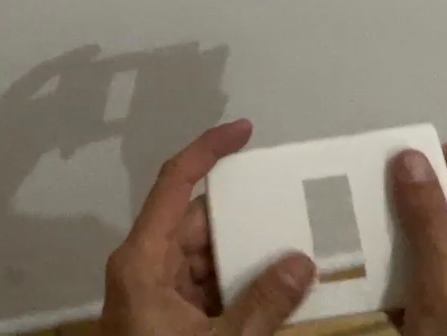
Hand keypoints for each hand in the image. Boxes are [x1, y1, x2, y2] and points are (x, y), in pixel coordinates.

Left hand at [101, 120, 316, 335]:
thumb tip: (302, 261)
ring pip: (205, 257)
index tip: (244, 129)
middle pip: (197, 222)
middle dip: (244, 218)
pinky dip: (237, 286)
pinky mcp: (165, 319)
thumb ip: (261, 305)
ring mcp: (155, 293)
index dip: (208, 149)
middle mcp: (146, 266)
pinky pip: (205, 286)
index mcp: (143, 258)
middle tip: (289, 204)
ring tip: (293, 244)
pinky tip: (275, 287)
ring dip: (246, 257)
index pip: (176, 182)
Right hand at [389, 134, 446, 335]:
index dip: (434, 160)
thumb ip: (426, 219)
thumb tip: (409, 153)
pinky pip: (432, 254)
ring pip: (435, 221)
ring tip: (371, 250)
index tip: (397, 187)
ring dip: (402, 232)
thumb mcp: (442, 287)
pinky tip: (385, 285)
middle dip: (408, 196)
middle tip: (371, 217)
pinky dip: (407, 262)